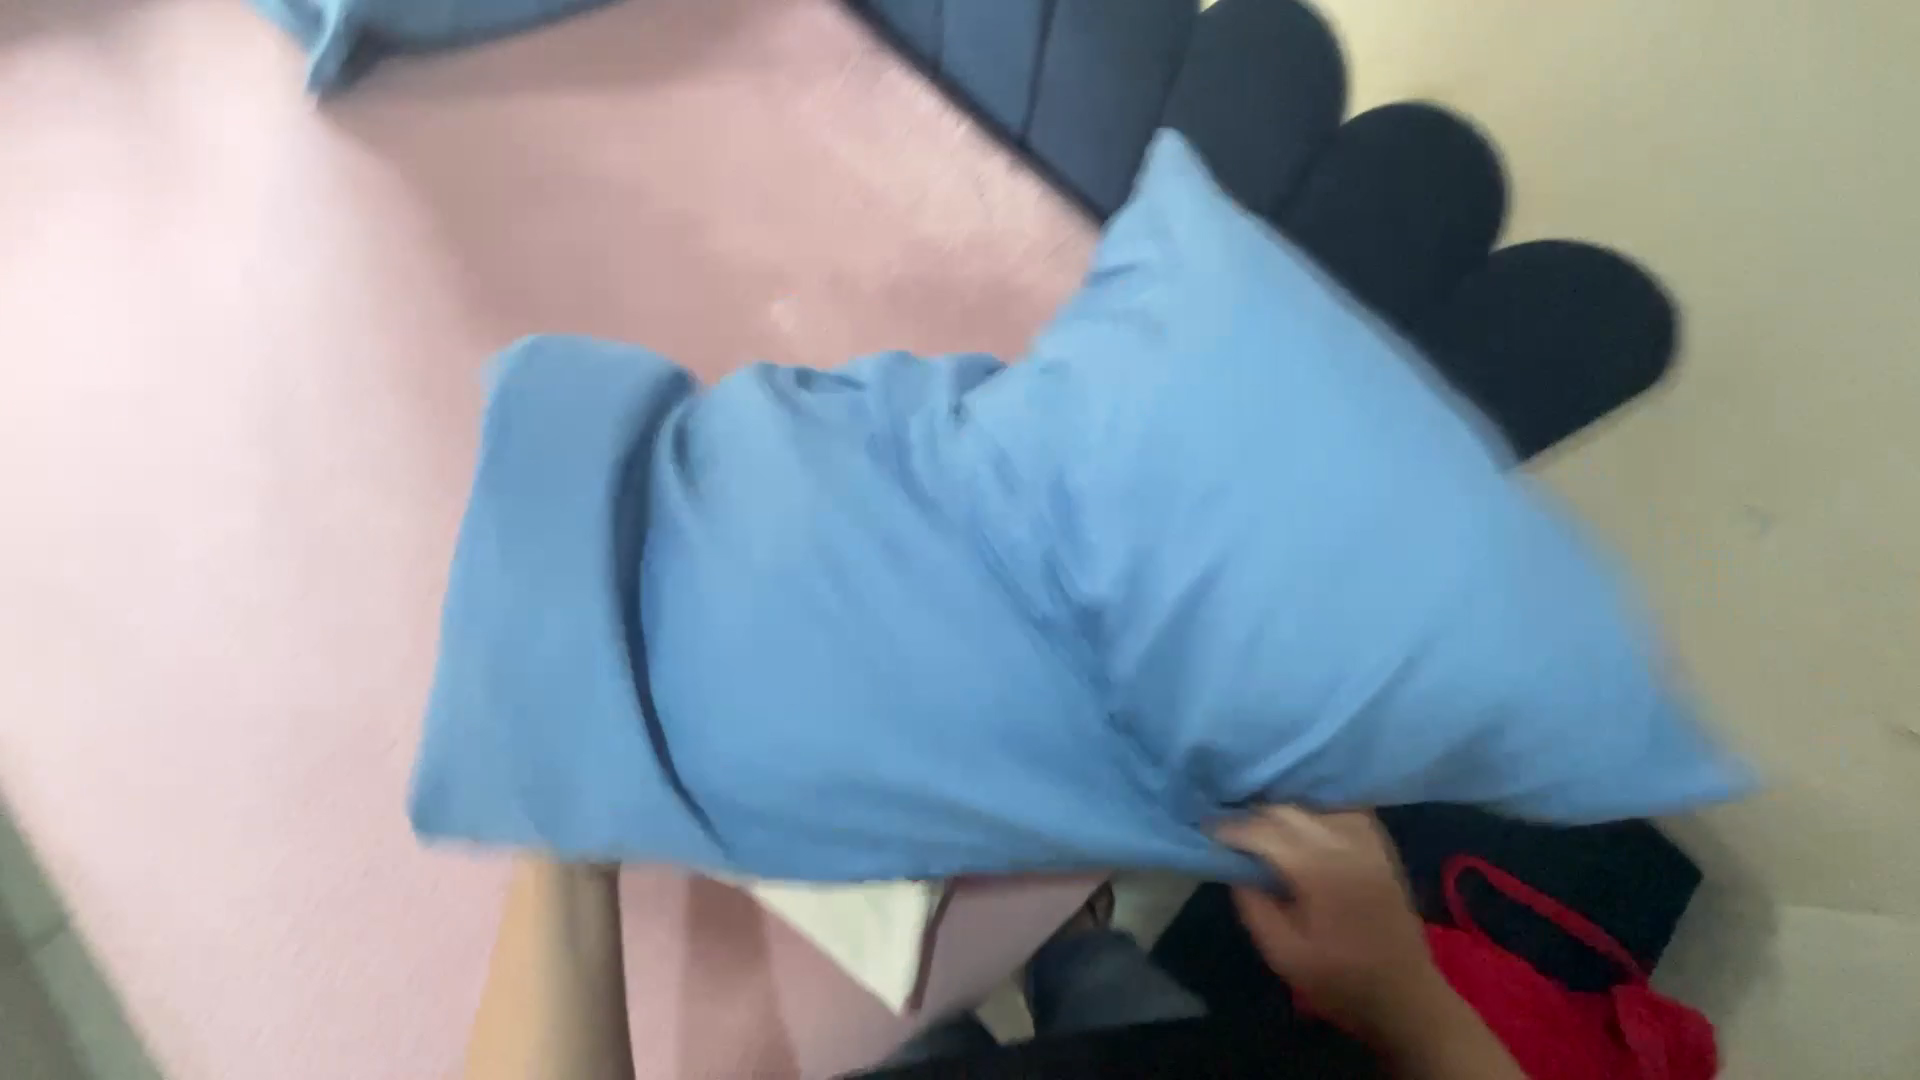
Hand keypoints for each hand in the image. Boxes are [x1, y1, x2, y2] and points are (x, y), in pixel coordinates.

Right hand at [1214, 807, 1444, 1036]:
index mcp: (1317, 870)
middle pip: (1286, 811)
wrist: (1407, 1000)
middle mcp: (1344, 845)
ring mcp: (1367, 844)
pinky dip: (1319, 810)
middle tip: (1229, 831)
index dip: (1230, 828)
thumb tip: (1234, 867)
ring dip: (1283, 811)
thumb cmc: (1341, 980)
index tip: (1206, 830)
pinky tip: (1306, 823)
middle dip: (1252, 817)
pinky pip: (1345, 810)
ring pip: (1313, 805)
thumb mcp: (1282, 954)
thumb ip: (1252, 905)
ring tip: (1262, 827)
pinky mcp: (1381, 849)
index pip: (1262, 830)